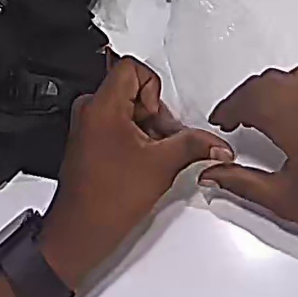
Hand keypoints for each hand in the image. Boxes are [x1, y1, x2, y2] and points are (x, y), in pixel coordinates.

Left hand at [40, 56, 232, 286]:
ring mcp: (87, 123)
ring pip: (126, 107)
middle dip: (155, 114)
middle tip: (162, 141)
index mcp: (102, 105)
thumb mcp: (161, 165)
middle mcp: (90, 109)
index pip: (132, 68)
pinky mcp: (88, 138)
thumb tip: (215, 142)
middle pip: (133, 89)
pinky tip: (140, 162)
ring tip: (152, 156)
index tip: (157, 118)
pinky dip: (133, 136)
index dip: (154, 90)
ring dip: (146, 128)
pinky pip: (116, 121)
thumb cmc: (108, 199)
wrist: (82, 228)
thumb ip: (193, 144)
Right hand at [198, 66, 297, 273]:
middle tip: (230, 119)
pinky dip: (284, 85)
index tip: (220, 122)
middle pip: (264, 85)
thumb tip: (210, 174)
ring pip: (283, 78)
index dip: (228, 109)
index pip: (251, 102)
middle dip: (241, 99)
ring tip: (252, 113)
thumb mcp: (283, 202)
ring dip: (261, 90)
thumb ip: (241, 183)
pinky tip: (281, 106)